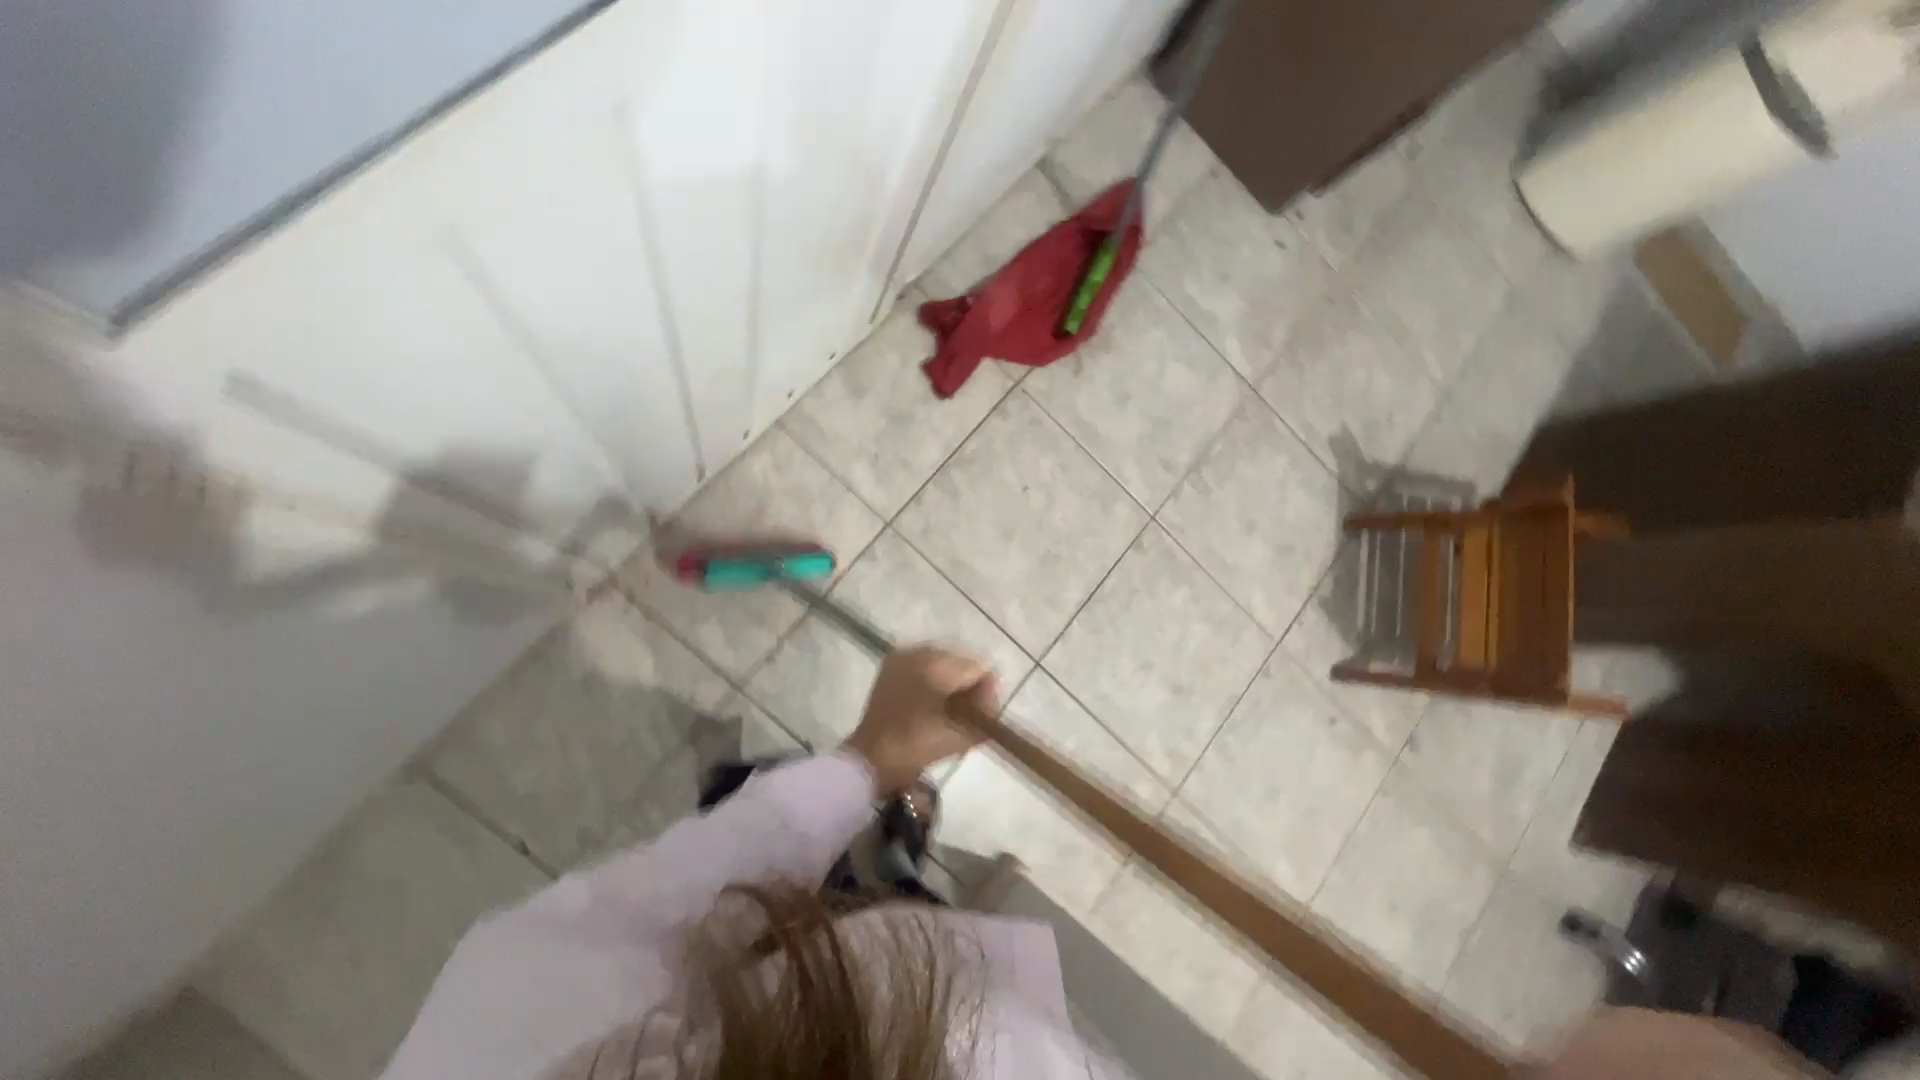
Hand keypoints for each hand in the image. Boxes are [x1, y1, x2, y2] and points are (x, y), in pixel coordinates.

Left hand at [842, 644, 996, 794]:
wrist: (870, 759)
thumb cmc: (915, 748)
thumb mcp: (959, 738)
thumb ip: (986, 717)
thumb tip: (994, 706)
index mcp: (935, 665)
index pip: (978, 668)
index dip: (987, 692)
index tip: (985, 717)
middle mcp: (919, 652)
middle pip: (961, 662)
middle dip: (969, 686)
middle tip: (969, 715)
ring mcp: (902, 657)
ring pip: (943, 662)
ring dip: (952, 683)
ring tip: (950, 711)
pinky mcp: (892, 666)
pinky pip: (924, 665)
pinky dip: (934, 680)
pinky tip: (932, 703)